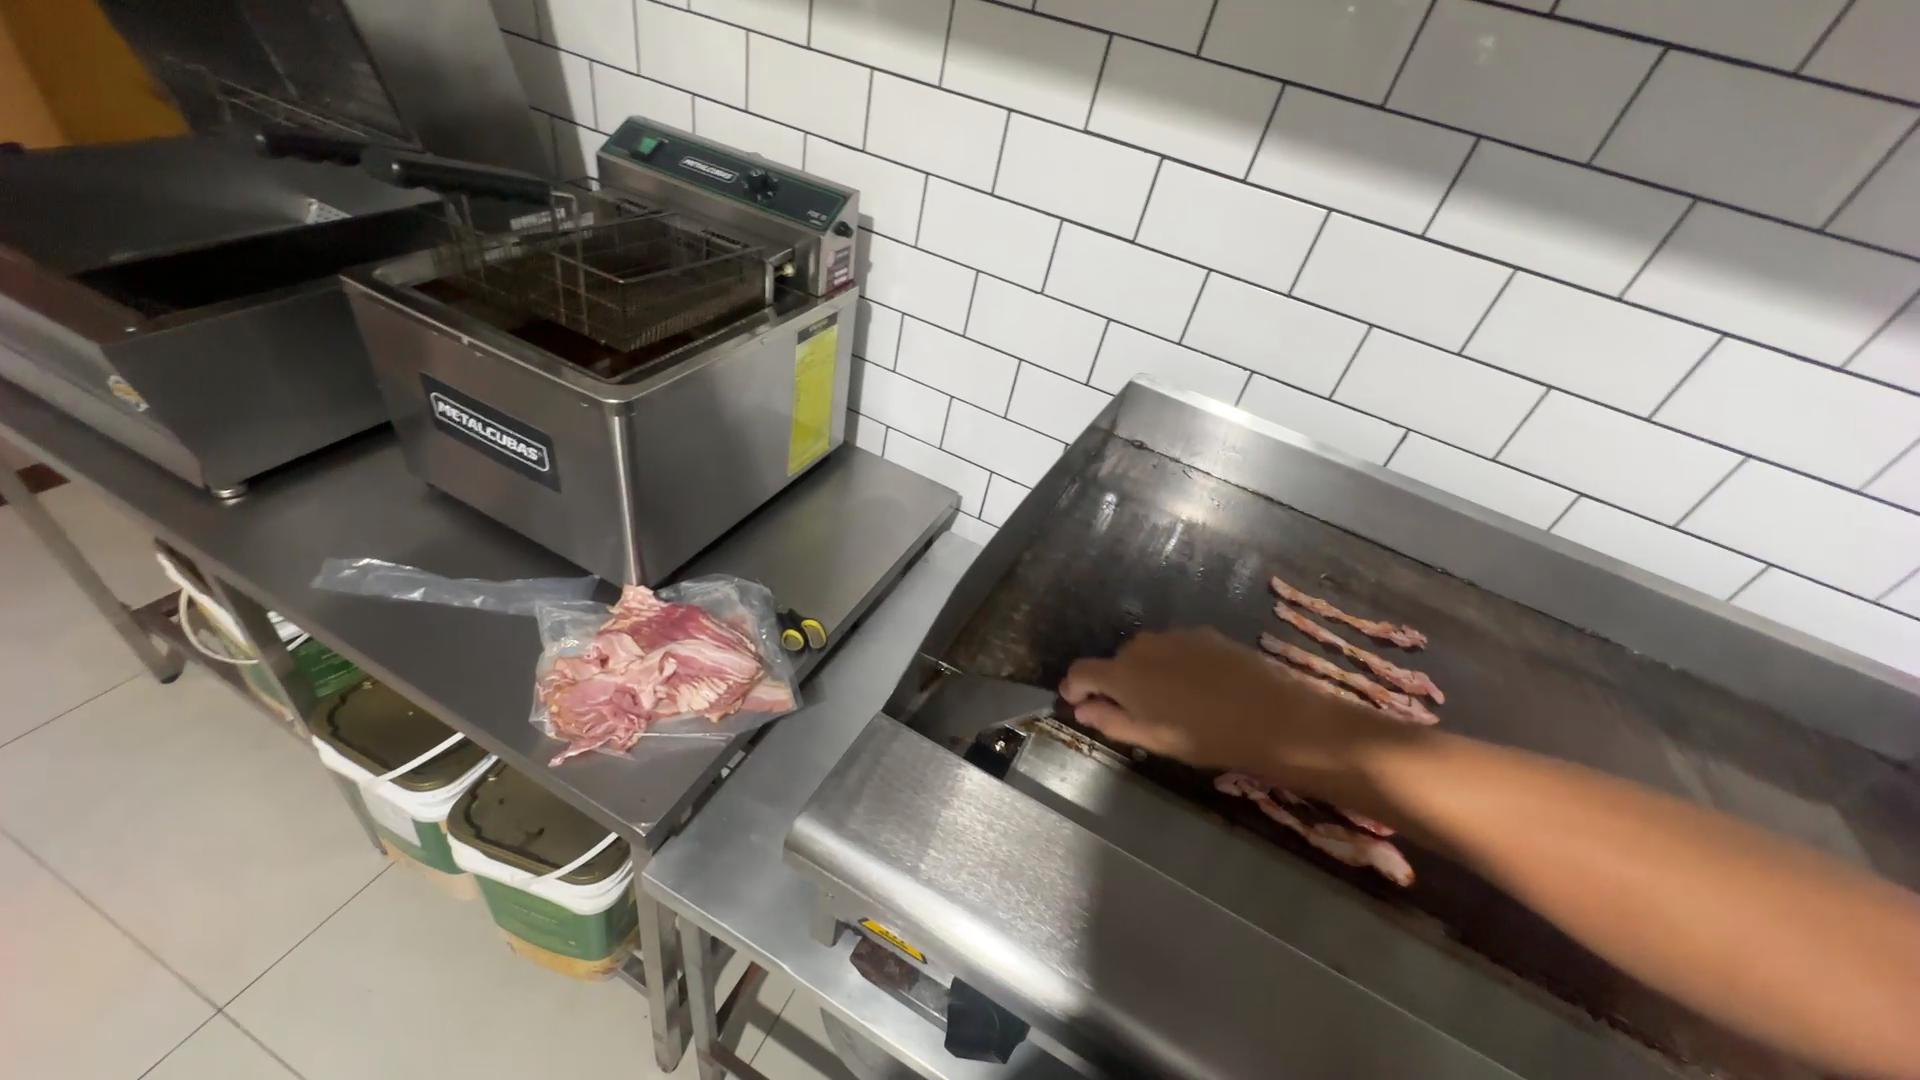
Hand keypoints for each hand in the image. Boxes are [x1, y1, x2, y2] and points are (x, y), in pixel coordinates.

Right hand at [1060, 627, 1392, 779]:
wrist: (1275, 716)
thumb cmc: (1207, 737)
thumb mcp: (1154, 739)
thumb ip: (1112, 721)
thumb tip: (1082, 709)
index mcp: (1124, 674)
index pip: (1081, 672)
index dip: (1074, 687)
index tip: (1074, 701)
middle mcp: (1144, 646)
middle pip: (1116, 662)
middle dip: (1115, 684)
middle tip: (1130, 713)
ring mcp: (1177, 636)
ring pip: (1148, 654)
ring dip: (1146, 674)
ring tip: (1169, 704)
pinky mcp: (1206, 635)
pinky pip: (1176, 649)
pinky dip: (1174, 666)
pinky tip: (1197, 691)